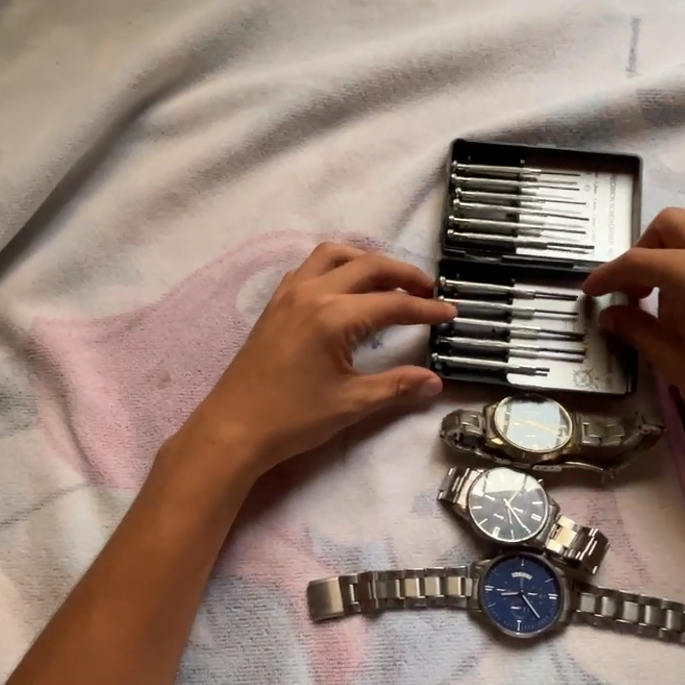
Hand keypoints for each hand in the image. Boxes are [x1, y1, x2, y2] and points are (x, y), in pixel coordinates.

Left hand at [173, 243, 456, 479]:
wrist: (233, 428)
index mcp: (334, 316)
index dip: (426, 309)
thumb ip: (397, 386)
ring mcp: (289, 294)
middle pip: (368, 266)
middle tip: (428, 292)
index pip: (392, 304)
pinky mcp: (275, 304)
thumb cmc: (293, 419)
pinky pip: (310, 268)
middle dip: (404, 275)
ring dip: (367, 261)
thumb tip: (435, 382)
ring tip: (389, 282)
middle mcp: (312, 293)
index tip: (451, 313)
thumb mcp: (351, 403)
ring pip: (334, 256)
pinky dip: (336, 268)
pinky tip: (346, 290)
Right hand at [582, 207, 684, 467]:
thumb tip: (610, 315)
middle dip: (644, 251)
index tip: (591, 293)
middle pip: (672, 225)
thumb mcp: (676, 363)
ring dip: (678, 258)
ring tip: (675, 307)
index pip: (638, 260)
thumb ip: (638, 330)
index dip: (608, 275)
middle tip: (635, 292)